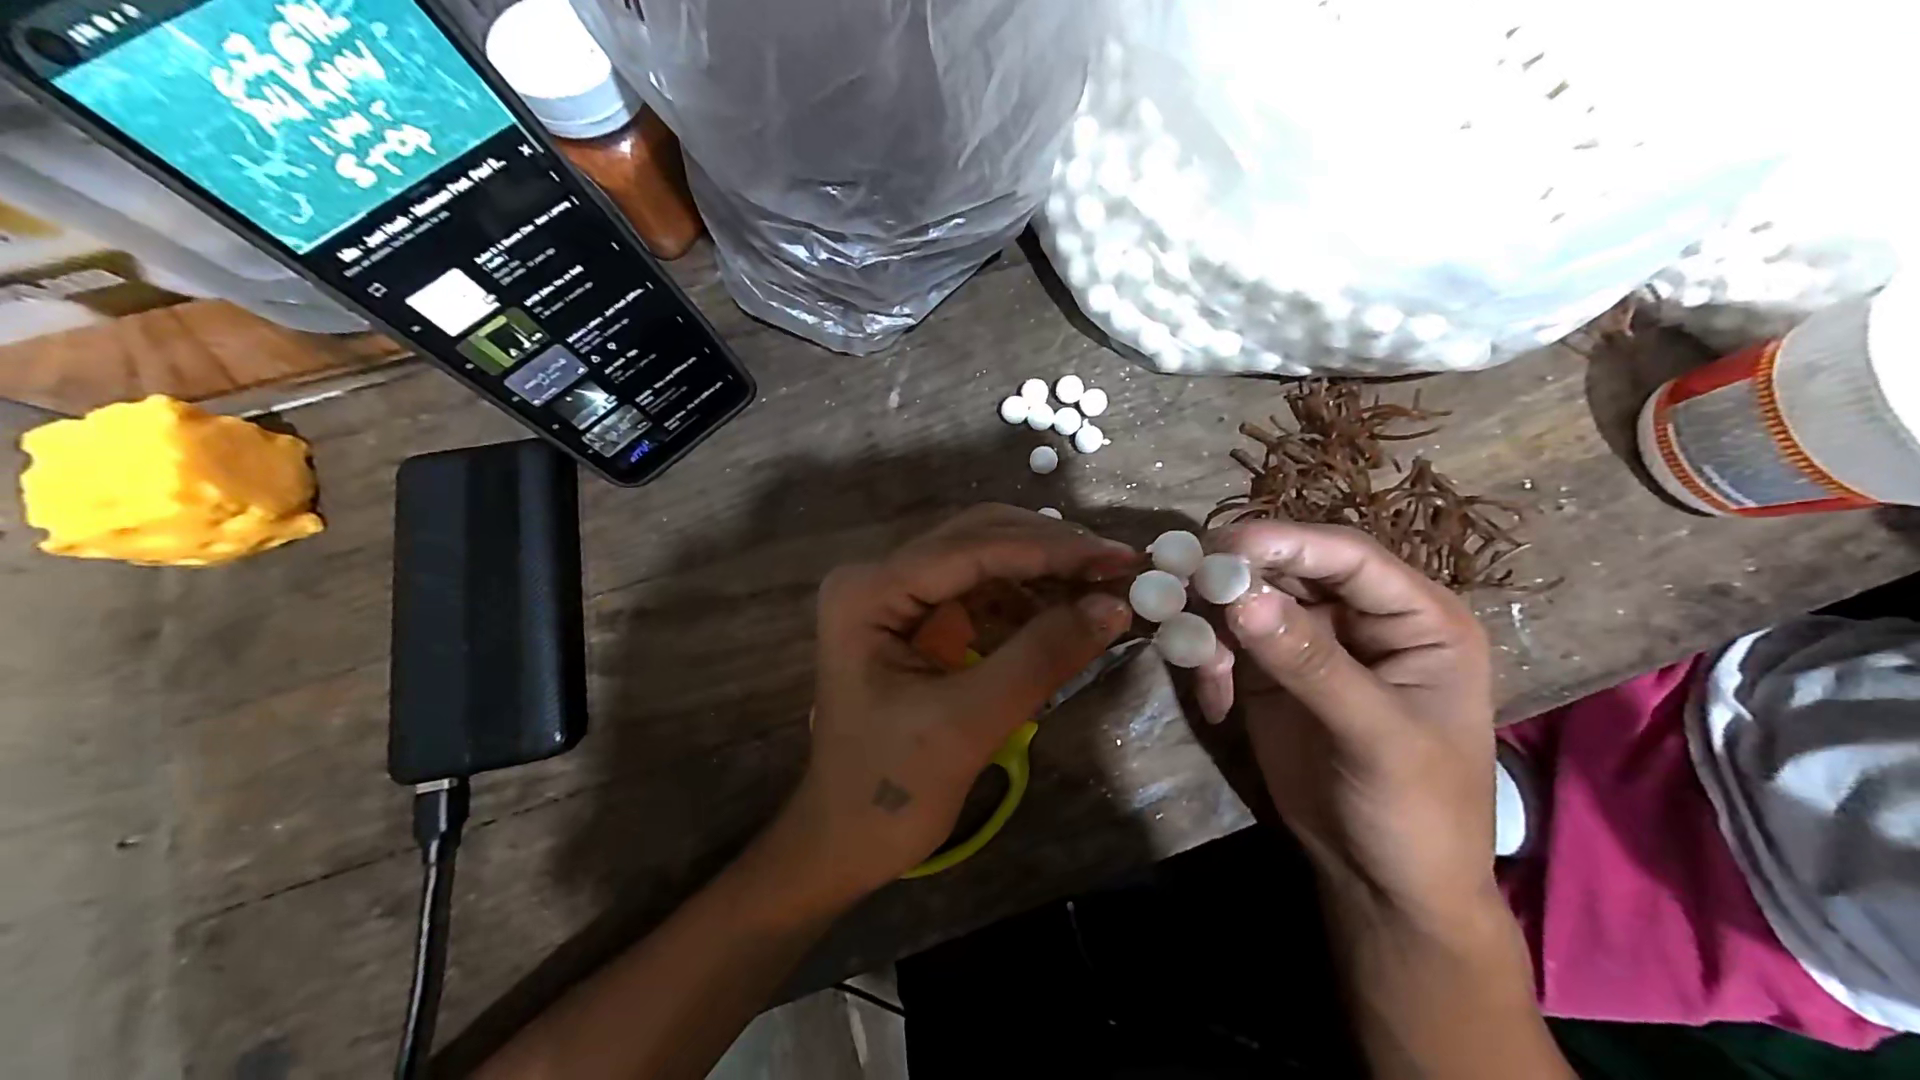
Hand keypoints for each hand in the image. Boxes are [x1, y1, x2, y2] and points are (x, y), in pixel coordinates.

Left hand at [768, 505, 1135, 907]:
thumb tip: (1115, 604)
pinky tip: (1064, 614)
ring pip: (983, 558)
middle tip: (1119, 567)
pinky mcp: (915, 619)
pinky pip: (980, 591)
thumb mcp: (969, 722)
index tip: (1119, 558)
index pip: (971, 549)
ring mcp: (895, 595)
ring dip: (1043, 570)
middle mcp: (877, 577)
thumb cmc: (890, 789)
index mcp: (869, 592)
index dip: (1051, 550)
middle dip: (1050, 550)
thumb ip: (1040, 657)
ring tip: (1102, 589)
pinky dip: (1025, 597)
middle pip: (977, 538)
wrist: (843, 839)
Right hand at [1193, 522, 1496, 927]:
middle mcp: (1358, 618)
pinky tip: (1211, 701)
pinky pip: (1225, 641)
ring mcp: (1308, 643)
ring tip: (1189, 653)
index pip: (1345, 556)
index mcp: (1415, 617)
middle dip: (1232, 576)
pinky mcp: (1268, 672)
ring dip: (1209, 617)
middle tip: (1177, 583)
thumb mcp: (1375, 736)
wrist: (1383, 882)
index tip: (1219, 548)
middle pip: (1286, 570)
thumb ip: (1310, 664)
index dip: (1284, 544)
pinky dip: (1205, 657)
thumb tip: (1239, 598)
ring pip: (1247, 600)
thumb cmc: (1415, 810)